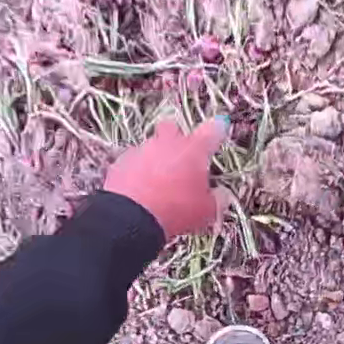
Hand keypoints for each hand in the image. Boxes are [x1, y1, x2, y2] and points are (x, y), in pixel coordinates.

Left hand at [103, 117, 228, 240]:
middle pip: (173, 127)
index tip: (221, 127)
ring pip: (151, 146)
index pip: (211, 131)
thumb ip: (217, 200)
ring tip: (160, 184)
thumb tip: (222, 194)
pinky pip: (133, 163)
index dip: (218, 129)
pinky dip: (138, 172)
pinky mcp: (120, 162)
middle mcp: (167, 143)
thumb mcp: (206, 211)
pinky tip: (141, 190)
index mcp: (194, 150)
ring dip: (157, 159)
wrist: (132, 217)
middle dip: (177, 137)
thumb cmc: (178, 210)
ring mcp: (141, 150)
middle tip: (181, 157)